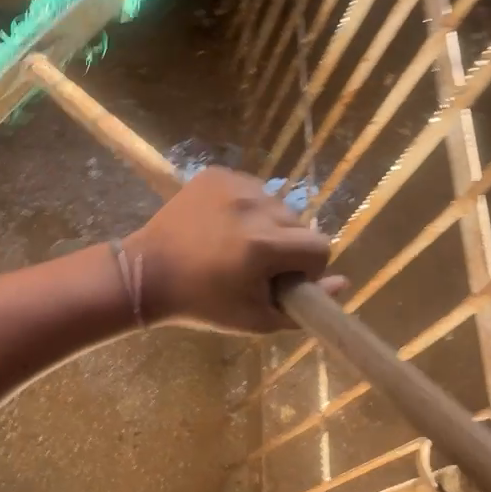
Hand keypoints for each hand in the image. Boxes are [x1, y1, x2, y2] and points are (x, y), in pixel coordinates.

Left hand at [124, 168, 346, 333]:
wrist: (147, 274)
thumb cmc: (202, 304)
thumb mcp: (255, 319)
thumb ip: (303, 306)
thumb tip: (343, 283)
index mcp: (264, 244)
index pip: (319, 247)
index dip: (306, 268)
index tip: (281, 280)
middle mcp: (255, 206)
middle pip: (299, 223)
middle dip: (287, 245)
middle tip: (256, 265)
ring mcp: (234, 184)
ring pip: (276, 204)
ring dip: (267, 224)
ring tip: (236, 244)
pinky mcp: (216, 173)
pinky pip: (251, 187)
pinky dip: (245, 206)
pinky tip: (222, 225)